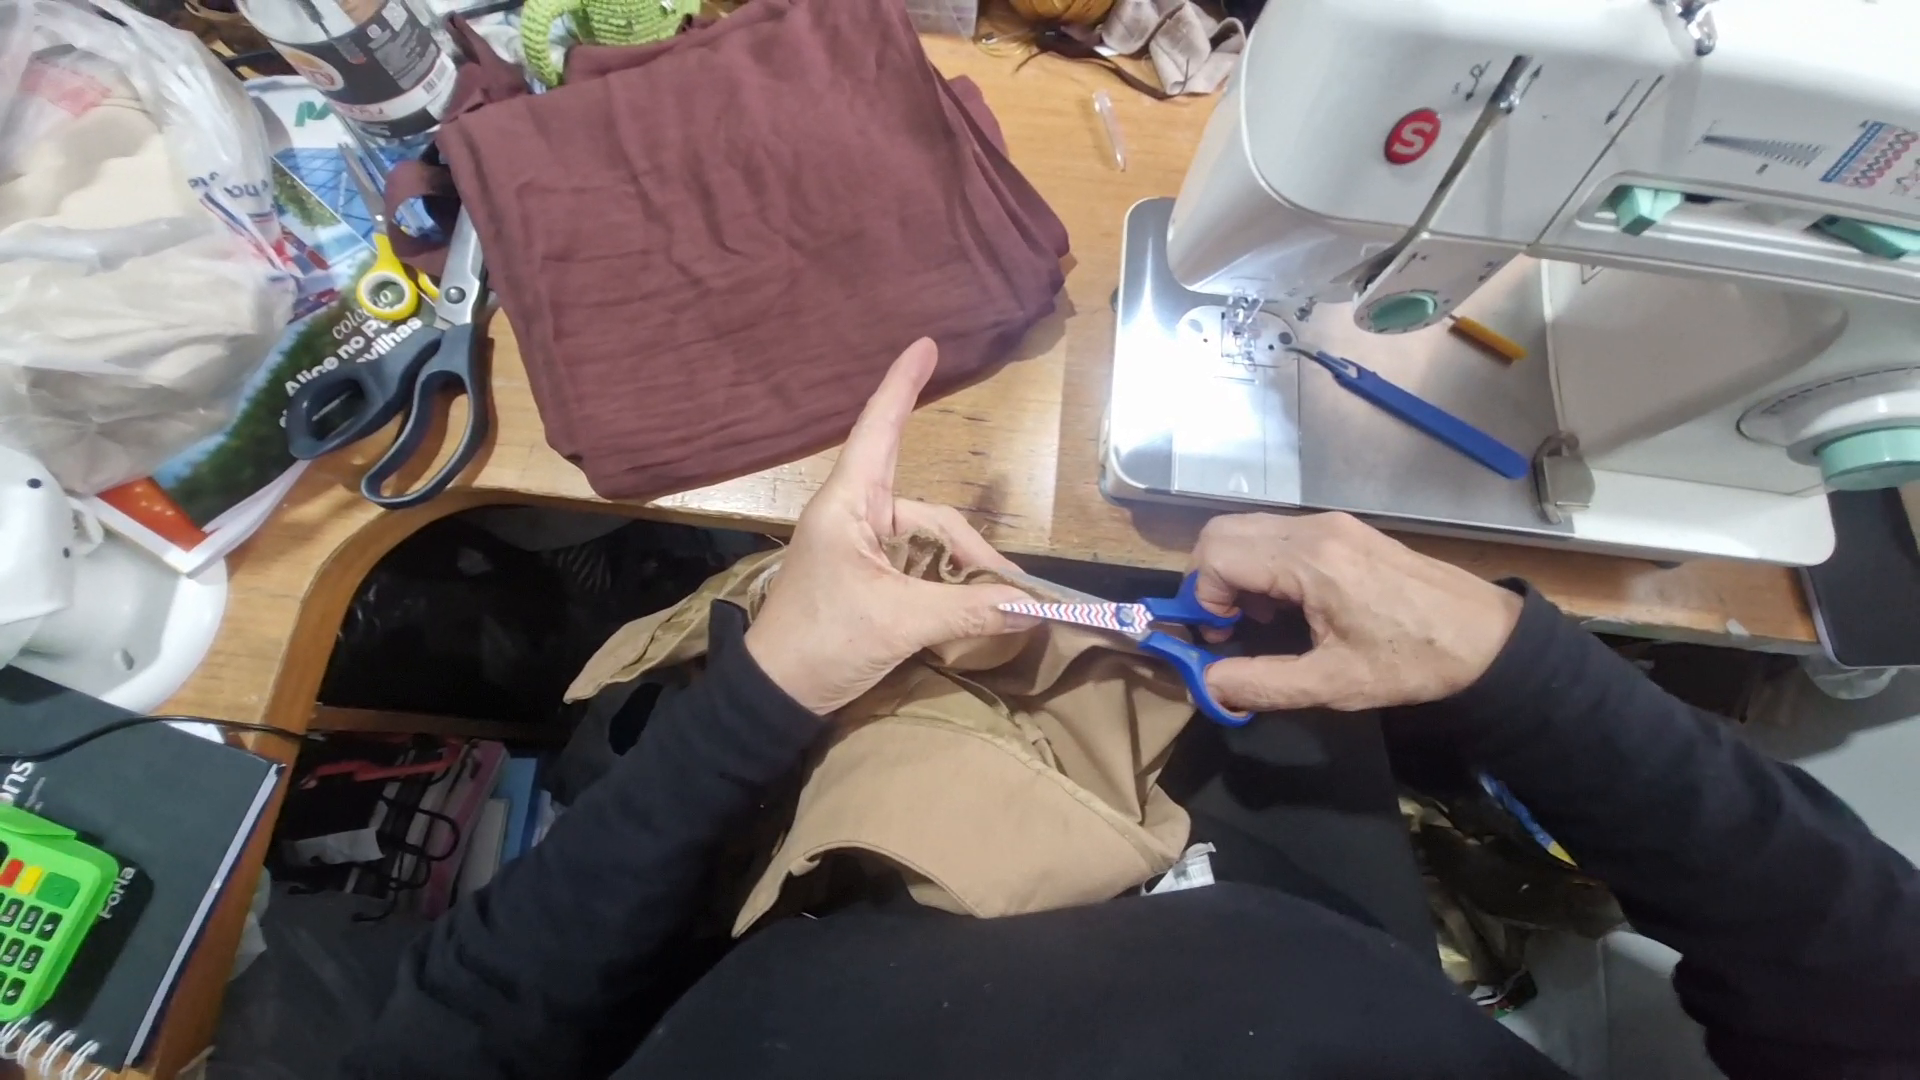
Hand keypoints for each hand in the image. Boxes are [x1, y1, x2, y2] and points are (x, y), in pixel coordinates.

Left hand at [744, 339, 1035, 714]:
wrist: (776, 695)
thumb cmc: (823, 641)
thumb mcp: (900, 622)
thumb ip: (968, 609)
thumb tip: (1031, 606)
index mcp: (849, 505)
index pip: (880, 430)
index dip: (902, 386)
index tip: (925, 345)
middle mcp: (856, 516)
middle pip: (930, 514)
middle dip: (968, 549)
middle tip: (1008, 588)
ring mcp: (861, 549)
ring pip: (929, 546)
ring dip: (959, 575)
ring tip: (989, 610)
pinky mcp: (867, 577)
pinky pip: (918, 568)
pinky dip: (944, 587)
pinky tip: (964, 611)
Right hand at [1190, 513, 1522, 711]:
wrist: (1491, 637)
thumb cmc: (1413, 662)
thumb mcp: (1334, 685)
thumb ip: (1262, 684)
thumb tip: (1206, 684)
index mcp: (1310, 562)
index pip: (1217, 556)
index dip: (1202, 598)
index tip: (1221, 637)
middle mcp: (1312, 529)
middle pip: (1220, 533)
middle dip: (1207, 580)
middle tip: (1227, 624)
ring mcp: (1327, 523)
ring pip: (1243, 528)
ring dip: (1231, 570)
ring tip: (1255, 616)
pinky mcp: (1339, 527)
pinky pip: (1272, 532)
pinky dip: (1257, 562)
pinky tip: (1282, 600)